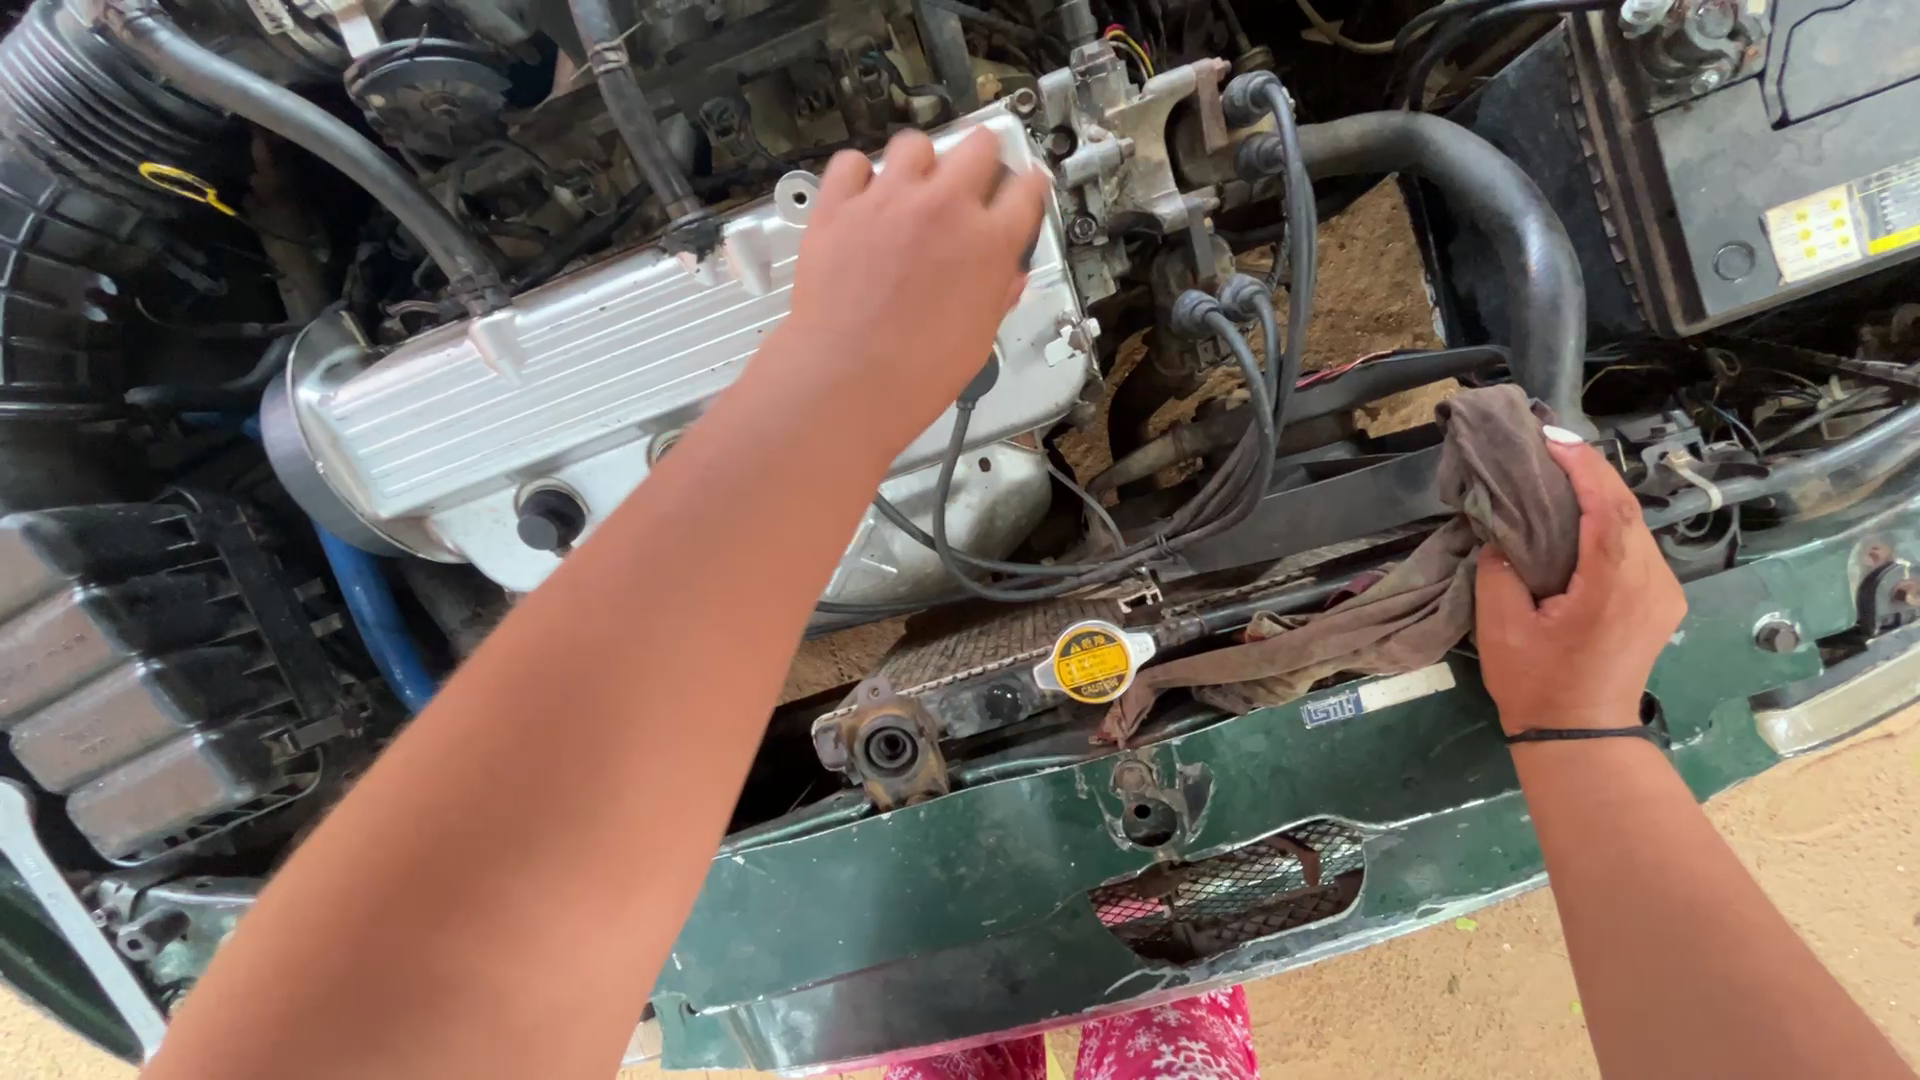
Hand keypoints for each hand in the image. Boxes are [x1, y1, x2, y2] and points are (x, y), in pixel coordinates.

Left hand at [766, 127, 1049, 452]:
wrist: (849, 379)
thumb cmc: (916, 373)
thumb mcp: (978, 340)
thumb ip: (996, 296)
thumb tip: (1007, 278)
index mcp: (990, 244)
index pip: (1028, 189)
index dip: (1031, 186)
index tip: (1026, 187)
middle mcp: (944, 208)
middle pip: (979, 145)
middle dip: (982, 159)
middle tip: (972, 181)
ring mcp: (889, 200)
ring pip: (915, 144)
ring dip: (920, 163)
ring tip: (913, 189)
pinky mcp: (840, 205)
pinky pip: (852, 163)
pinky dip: (859, 176)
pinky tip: (863, 197)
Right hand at [1474, 428, 1686, 734]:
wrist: (1579, 731)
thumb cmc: (1534, 680)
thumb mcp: (1500, 624)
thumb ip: (1500, 570)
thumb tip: (1501, 535)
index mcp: (1614, 585)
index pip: (1608, 509)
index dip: (1583, 468)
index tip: (1551, 439)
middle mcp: (1652, 582)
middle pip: (1627, 511)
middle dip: (1590, 472)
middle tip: (1549, 444)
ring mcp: (1662, 592)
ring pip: (1633, 527)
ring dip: (1598, 494)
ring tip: (1557, 471)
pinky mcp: (1656, 601)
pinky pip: (1633, 547)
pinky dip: (1605, 520)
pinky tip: (1577, 513)